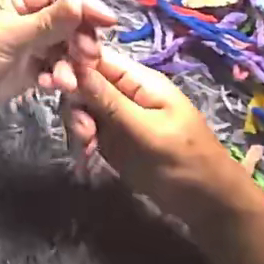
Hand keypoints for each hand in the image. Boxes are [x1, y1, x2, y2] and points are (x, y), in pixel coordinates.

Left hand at [0, 0, 118, 118]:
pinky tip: (52, 87)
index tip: (109, 22)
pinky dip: (58, 77)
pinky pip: (54, 69)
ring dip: (70, 63)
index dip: (85, 6)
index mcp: (15, 0)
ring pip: (63, 48)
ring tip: (66, 81)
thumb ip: (46, 23)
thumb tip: (79, 1)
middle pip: (66, 23)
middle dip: (80, 40)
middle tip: (88, 58)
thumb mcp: (7, 37)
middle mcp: (24, 19)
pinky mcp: (28, 71)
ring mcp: (27, 46)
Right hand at [65, 47, 251, 221]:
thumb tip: (75, 65)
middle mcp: (124, 91)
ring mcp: (116, 114)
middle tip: (81, 128)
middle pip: (83, 79)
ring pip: (80, 104)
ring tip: (88, 144)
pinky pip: (85, 127)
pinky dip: (81, 138)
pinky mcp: (110, 136)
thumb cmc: (185, 162)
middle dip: (74, 99)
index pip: (97, 57)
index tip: (56, 83)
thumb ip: (110, 101)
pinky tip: (87, 153)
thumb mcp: (147, 131)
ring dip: (77, 122)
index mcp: (139, 80)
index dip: (72, 63)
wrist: (207, 206)